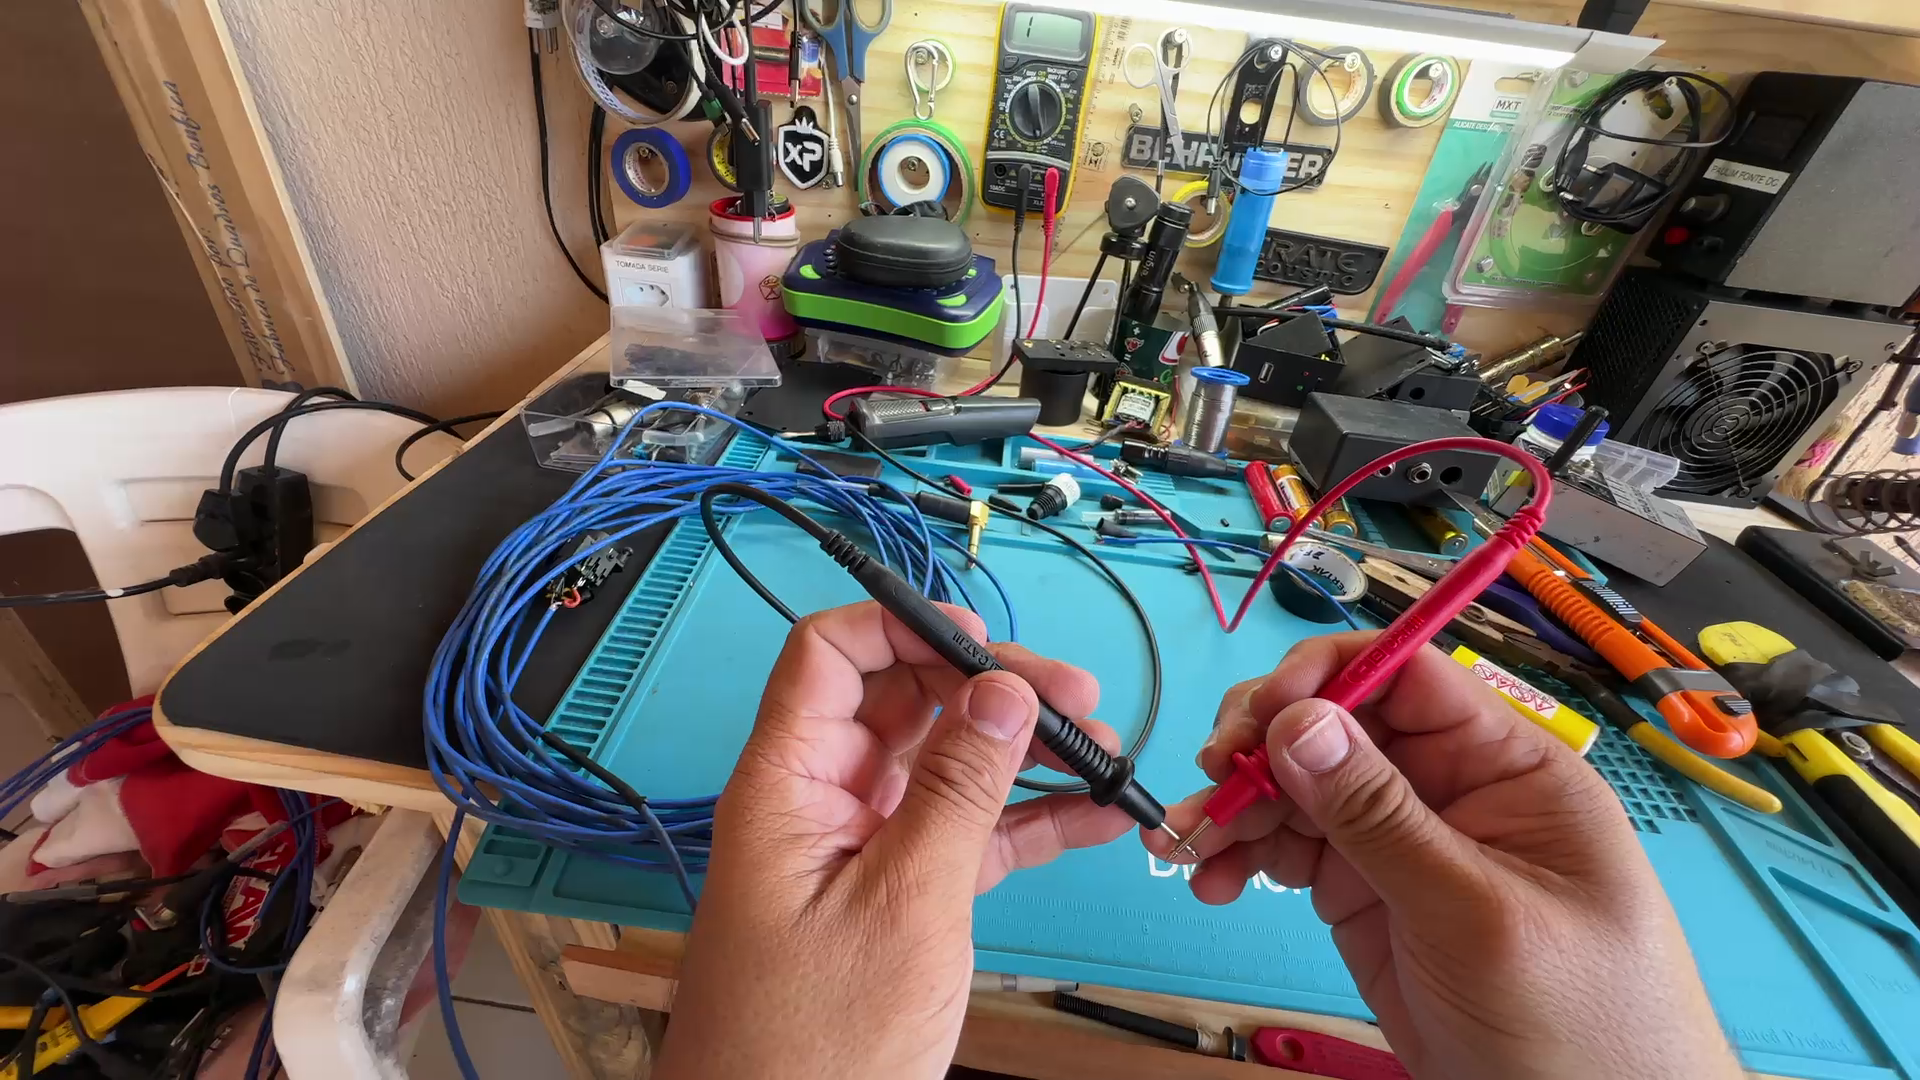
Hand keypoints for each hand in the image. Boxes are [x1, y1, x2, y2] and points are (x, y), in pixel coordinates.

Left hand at [657, 601, 1132, 1079]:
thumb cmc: (817, 1043)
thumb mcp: (903, 901)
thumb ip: (957, 789)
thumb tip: (1004, 690)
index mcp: (793, 777)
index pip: (829, 655)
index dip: (899, 628)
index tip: (980, 640)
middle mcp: (829, 790)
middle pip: (910, 698)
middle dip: (993, 688)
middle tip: (1076, 698)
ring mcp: (872, 835)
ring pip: (951, 759)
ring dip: (1026, 750)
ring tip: (1102, 752)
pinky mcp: (909, 881)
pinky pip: (971, 826)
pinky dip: (1029, 817)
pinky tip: (1092, 812)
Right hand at [1144, 632, 1741, 1079]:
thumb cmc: (1571, 1025)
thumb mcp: (1474, 914)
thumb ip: (1379, 814)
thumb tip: (1294, 719)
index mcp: (1494, 763)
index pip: (1399, 676)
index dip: (1322, 676)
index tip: (1259, 715)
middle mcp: (1432, 780)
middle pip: (1324, 723)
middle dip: (1256, 744)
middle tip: (1210, 777)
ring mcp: (1385, 830)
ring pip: (1286, 781)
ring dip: (1227, 806)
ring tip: (1178, 841)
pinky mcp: (1348, 877)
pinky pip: (1278, 842)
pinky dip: (1236, 854)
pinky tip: (1209, 879)